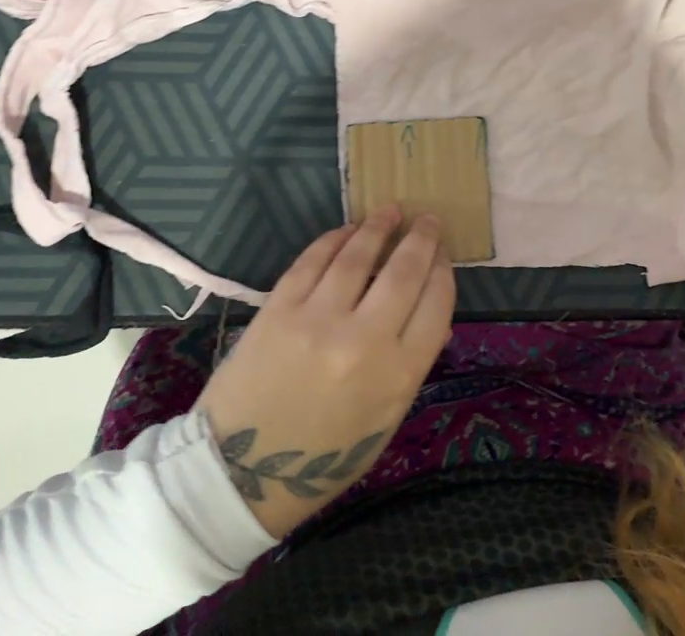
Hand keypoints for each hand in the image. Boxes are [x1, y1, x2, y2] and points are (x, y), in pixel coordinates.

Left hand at [195, 205, 455, 538]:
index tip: (444, 254)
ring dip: (379, 228)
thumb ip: (408, 368)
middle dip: (422, 239)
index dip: (444, 271)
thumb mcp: (382, 423)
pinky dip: (334, 240)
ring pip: (358, 256)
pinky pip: (313, 261)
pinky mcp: (278, 308)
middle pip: (404, 272)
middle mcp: (365, 340)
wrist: (240, 474)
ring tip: (391, 211)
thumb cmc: (321, 459)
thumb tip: (430, 319)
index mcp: (398, 376)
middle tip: (428, 220)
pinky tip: (347, 231)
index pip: (436, 305)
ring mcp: (318, 320)